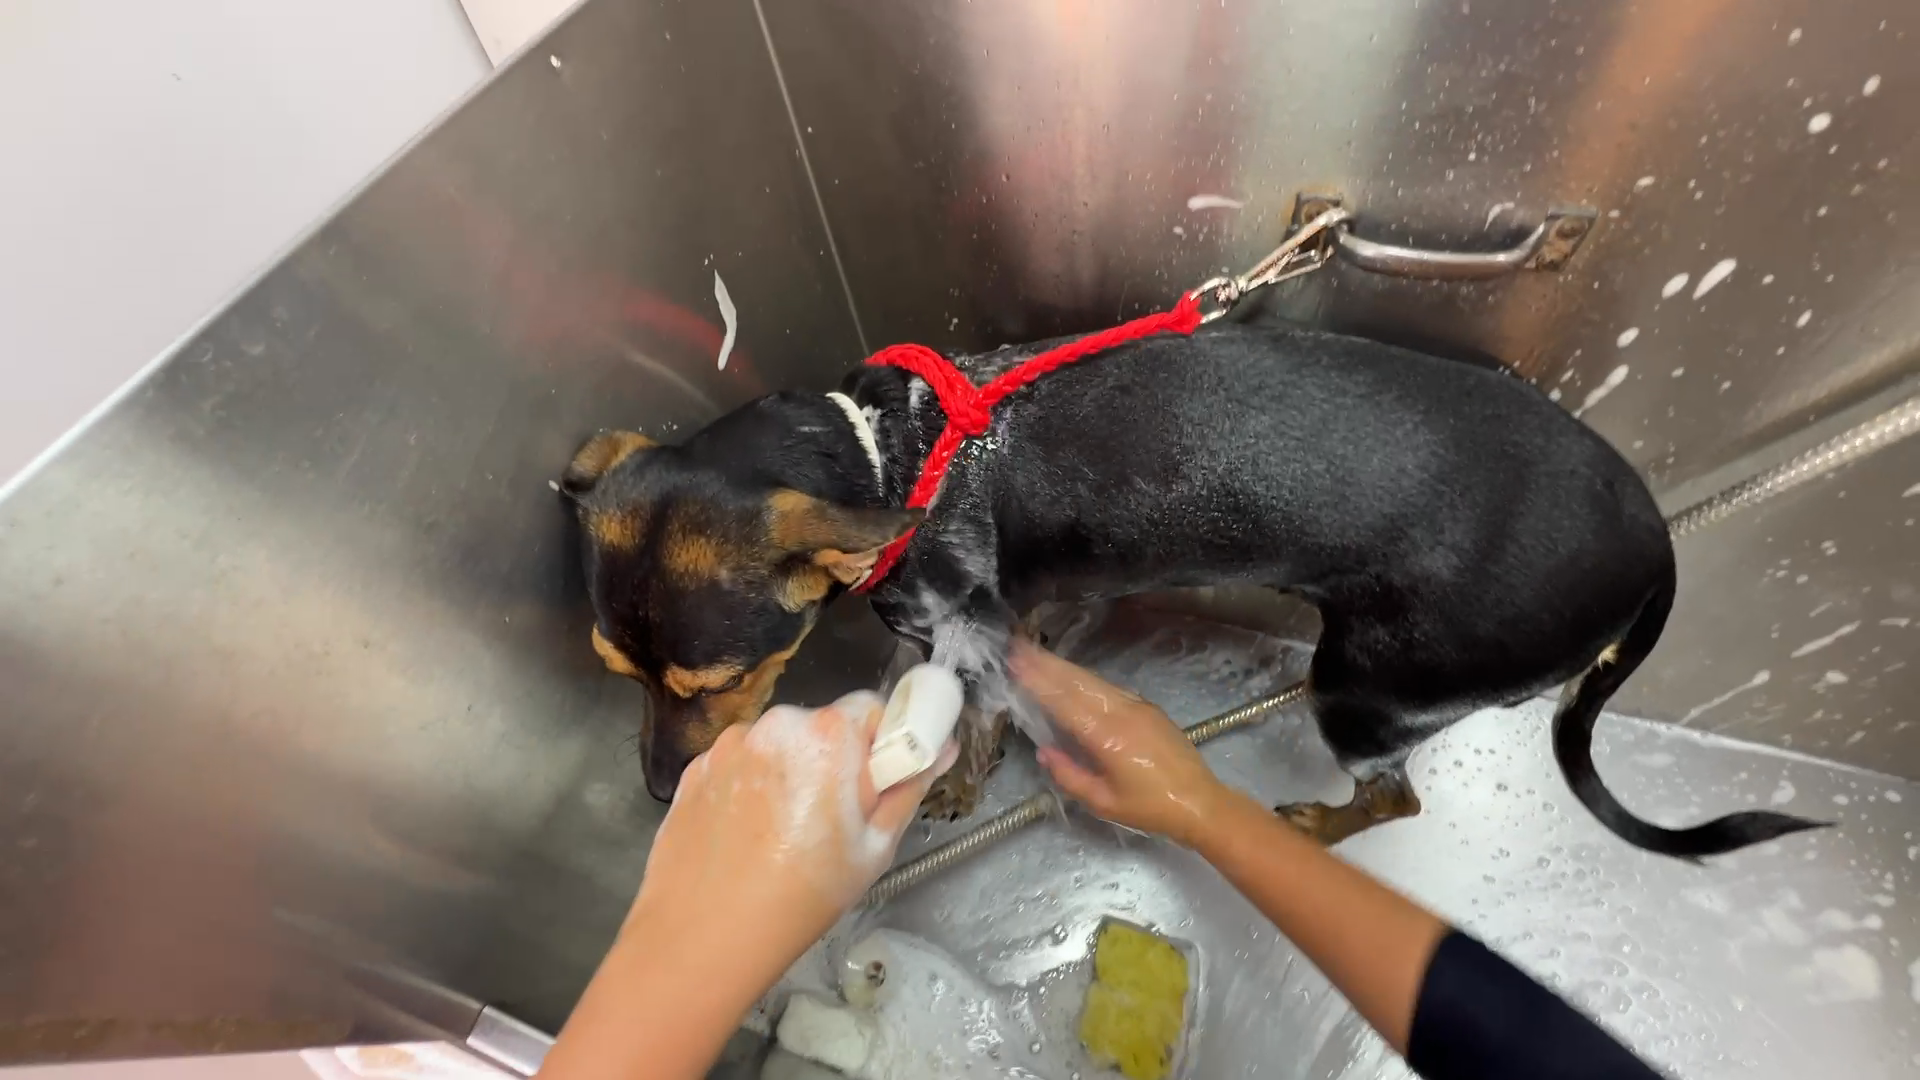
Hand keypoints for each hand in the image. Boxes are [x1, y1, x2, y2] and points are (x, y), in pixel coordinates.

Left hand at [625, 691, 955, 976]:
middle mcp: (778, 723)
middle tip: (831, 817)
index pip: (872, 708)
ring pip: (780, 744)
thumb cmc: (803, 894)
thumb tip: (943, 747)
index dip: (880, 743)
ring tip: (783, 831)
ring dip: (791, 770)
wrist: (699, 941)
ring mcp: (731, 744)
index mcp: (828, 735)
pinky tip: (747, 832)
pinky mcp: (696, 767)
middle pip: (823, 725)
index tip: (874, 782)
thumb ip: (910, 785)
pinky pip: (742, 762)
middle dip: (834, 759)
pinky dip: (752, 784)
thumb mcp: (874, 847)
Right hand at [1011, 642, 1228, 847]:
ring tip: (1038, 655)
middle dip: (1046, 664)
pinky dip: (1085, 678)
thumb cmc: (1149, 808)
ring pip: (1093, 680)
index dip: (1038, 682)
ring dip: (1063, 667)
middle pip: (1077, 682)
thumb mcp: (1103, 802)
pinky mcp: (1147, 707)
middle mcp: (1120, 713)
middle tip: (1020, 648)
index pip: (1064, 703)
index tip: (1017, 665)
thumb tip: (1043, 751)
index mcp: (1107, 737)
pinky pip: (1109, 687)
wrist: (1200, 802)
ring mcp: (1136, 706)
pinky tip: (1072, 674)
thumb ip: (1069, 775)